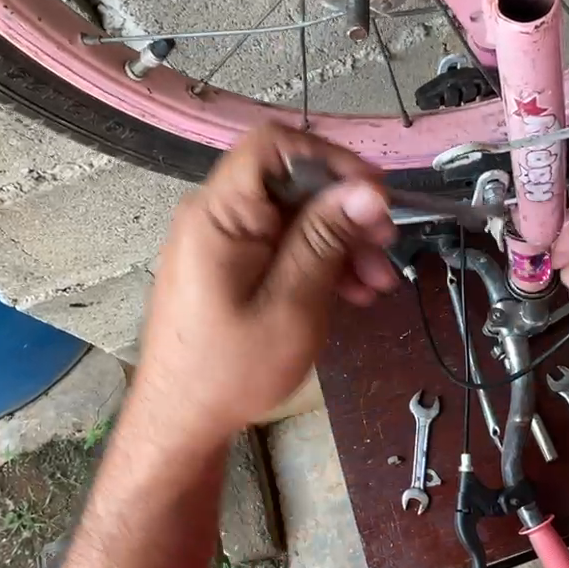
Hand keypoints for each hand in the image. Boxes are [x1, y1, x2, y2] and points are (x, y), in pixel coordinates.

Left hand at [129, 124, 398, 448]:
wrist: (183, 422)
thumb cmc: (232, 372)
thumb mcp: (292, 306)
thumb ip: (326, 241)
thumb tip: (368, 189)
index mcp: (220, 215)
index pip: (274, 145)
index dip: (331, 159)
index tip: (375, 197)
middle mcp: (217, 216)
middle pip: (292, 183)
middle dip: (346, 211)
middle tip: (386, 249)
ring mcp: (223, 242)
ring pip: (295, 216)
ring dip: (342, 242)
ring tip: (375, 284)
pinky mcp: (232, 265)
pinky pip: (283, 245)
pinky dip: (320, 262)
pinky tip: (351, 293)